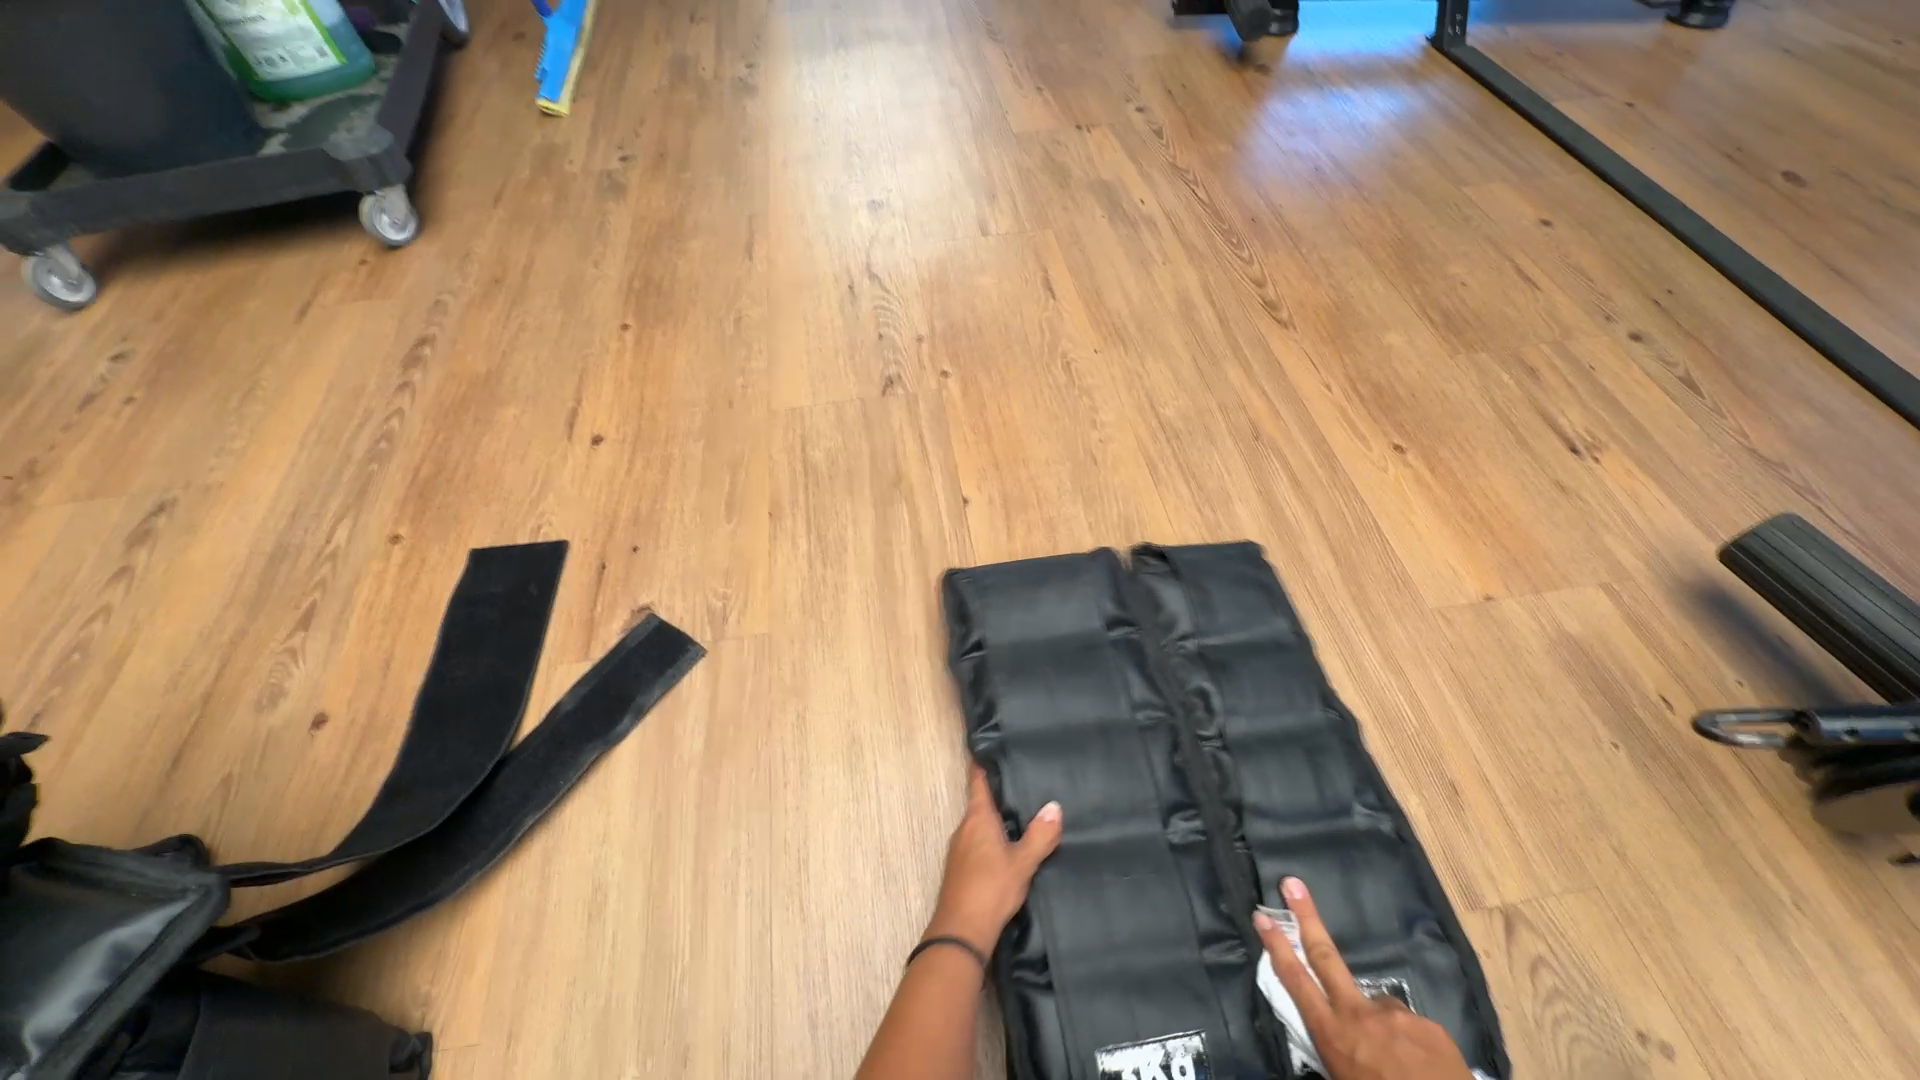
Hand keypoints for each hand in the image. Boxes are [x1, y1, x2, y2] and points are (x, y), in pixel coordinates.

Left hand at [924, 766, 1062, 953]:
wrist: (961, 931)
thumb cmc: (991, 888)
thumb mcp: (1023, 862)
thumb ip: (1039, 835)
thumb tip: (1054, 807)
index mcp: (977, 819)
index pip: (978, 781)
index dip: (983, 764)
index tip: (990, 747)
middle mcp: (964, 829)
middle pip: (979, 802)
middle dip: (997, 793)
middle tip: (1021, 780)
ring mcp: (959, 849)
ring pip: (979, 824)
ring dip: (995, 818)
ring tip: (1020, 813)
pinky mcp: (961, 868)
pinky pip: (977, 842)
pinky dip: (991, 838)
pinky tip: (1008, 847)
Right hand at [1254, 878, 1474, 1079]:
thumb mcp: (1342, 1079)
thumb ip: (1336, 1052)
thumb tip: (1336, 1041)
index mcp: (1332, 1033)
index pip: (1296, 981)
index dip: (1277, 946)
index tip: (1262, 916)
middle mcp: (1359, 1014)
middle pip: (1326, 956)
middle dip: (1307, 917)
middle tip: (1292, 883)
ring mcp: (1396, 1016)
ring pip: (1379, 1009)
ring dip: (1381, 1026)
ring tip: (1399, 1064)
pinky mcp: (1428, 1025)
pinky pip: (1413, 1030)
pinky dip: (1412, 1045)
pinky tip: (1422, 1068)